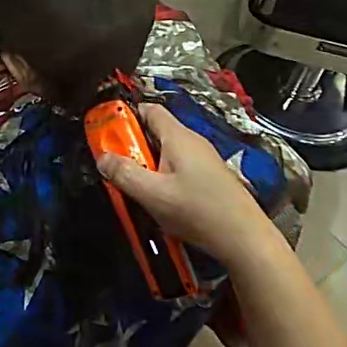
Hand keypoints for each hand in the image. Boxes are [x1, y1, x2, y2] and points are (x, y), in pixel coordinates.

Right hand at [97, 104, 277, 267]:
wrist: (244, 237)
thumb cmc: (198, 211)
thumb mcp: (153, 195)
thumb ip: (125, 174)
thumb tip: (103, 157)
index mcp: (178, 136)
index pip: (149, 109)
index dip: (126, 117)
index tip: (108, 135)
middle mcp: (192, 141)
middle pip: (155, 132)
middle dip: (134, 148)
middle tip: (119, 169)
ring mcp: (204, 159)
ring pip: (167, 153)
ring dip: (149, 167)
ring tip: (139, 190)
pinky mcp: (210, 177)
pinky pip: (179, 168)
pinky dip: (165, 178)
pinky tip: (162, 202)